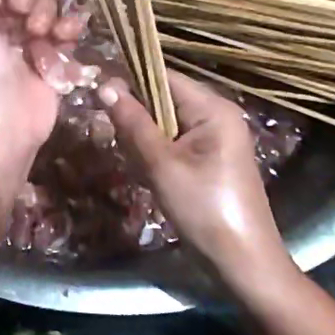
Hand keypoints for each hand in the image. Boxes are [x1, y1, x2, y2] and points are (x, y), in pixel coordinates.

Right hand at [99, 72, 289, 278]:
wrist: (240, 257)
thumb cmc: (202, 206)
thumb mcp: (161, 164)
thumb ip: (133, 123)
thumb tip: (104, 86)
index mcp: (213, 109)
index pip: (163, 77)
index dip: (128, 79)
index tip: (94, 90)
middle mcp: (216, 115)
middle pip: (162, 98)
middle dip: (134, 115)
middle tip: (113, 137)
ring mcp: (213, 138)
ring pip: (162, 122)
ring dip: (141, 137)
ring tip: (133, 161)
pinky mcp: (207, 157)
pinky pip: (171, 141)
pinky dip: (152, 152)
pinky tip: (146, 172)